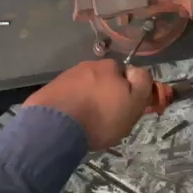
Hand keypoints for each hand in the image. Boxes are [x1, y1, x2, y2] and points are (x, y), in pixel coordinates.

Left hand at [25, 59, 154, 150]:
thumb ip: (142, 85)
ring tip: (85, 121)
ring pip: (85, 87)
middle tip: (105, 116)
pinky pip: (67, 96)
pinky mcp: (50, 89)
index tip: (126, 109)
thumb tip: (140, 72)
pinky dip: (71, 105)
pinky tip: (70, 120)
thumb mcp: (134, 105)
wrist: (55, 127)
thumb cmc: (101, 117)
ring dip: (87, 99)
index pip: (127, 75)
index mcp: (111, 66)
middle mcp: (89, 65)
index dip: (129, 92)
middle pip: (104, 80)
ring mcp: (67, 76)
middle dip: (106, 93)